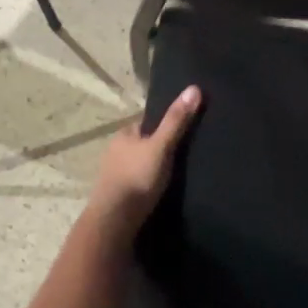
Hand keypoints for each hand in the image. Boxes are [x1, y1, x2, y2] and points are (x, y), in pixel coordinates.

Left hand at [87, 85, 203, 224]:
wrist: (114, 219)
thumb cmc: (137, 177)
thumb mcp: (161, 146)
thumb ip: (176, 121)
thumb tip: (194, 88)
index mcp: (123, 135)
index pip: (145, 123)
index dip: (163, 126)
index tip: (182, 132)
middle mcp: (114, 151)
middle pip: (142, 145)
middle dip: (157, 149)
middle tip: (182, 157)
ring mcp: (112, 174)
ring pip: (138, 165)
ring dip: (151, 169)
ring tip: (175, 176)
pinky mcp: (116, 195)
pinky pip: (135, 184)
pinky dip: (146, 185)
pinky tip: (158, 192)